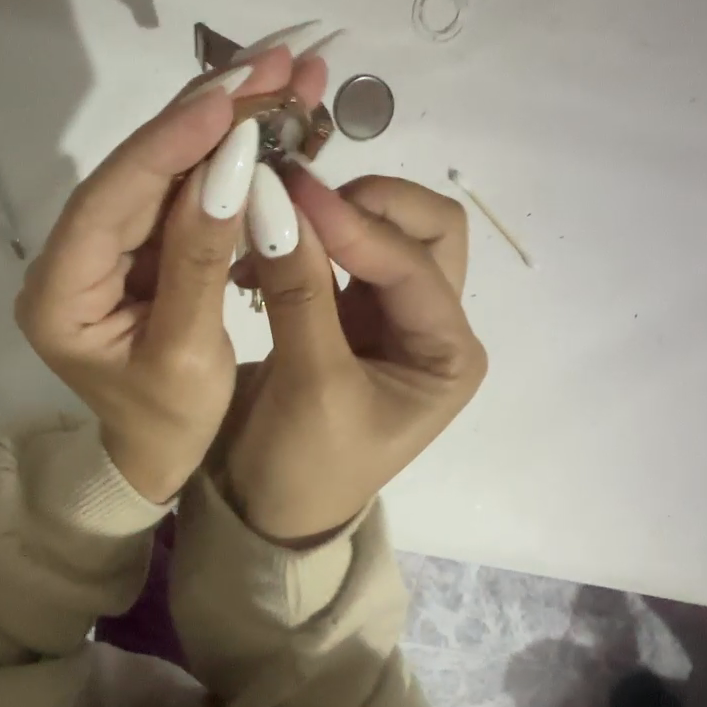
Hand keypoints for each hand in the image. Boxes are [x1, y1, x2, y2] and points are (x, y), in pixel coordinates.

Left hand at [17, 49, 326, 502]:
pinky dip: (218, 160)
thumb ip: (200, 261)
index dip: (167, 145)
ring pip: (157, 173)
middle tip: (273, 62)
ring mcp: (97, 252)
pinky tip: (262, 121)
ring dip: (218, 126)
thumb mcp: (188, 352)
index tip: (228, 96)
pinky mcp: (128, 250)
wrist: (156, 455)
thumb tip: (229, 169)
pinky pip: (174, 194)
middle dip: (203, 117)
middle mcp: (66, 262)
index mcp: (58, 296)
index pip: (108, 202)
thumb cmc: (169, 423)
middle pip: (133, 174)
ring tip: (280, 77)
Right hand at [219, 173, 484, 543]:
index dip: (355, 225)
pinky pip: (335, 263)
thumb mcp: (311, 385)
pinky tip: (258, 249)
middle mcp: (431, 329)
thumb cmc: (306, 469)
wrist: (267, 514)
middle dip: (366, 208)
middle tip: (297, 202)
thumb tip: (274, 203)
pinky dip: (304, 247)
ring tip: (270, 218)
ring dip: (332, 221)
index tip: (289, 192)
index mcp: (448, 354)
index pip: (415, 265)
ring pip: (381, 240)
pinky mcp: (345, 322)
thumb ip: (298, 292)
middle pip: (423, 234)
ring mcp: (388, 322)